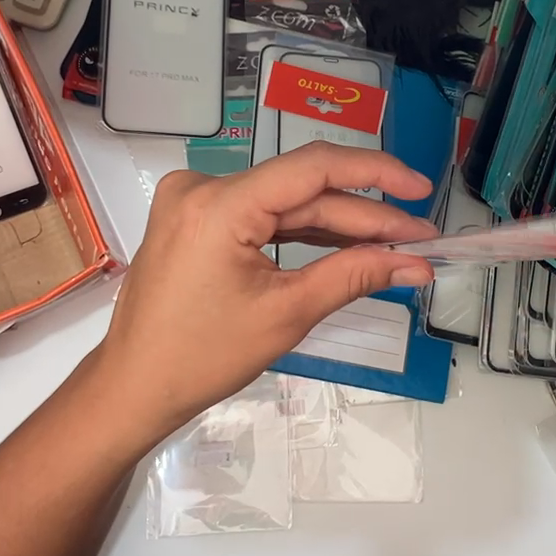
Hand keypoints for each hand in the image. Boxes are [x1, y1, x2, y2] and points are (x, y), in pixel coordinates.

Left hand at [94, 143, 435, 434]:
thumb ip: (354, 275)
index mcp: (219, 204)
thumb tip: (416, 263)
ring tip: (397, 242)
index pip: (313, 169)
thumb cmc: (203, 357)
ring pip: (285, 203)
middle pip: (302, 190)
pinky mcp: (197, 216)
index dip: (376, 173)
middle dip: (364, 215)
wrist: (134, 386)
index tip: (421, 189)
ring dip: (338, 223)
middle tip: (420, 237)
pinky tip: (348, 243)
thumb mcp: (286, 314)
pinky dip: (303, 232)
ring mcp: (196, 199)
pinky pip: (262, 215)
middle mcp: (203, 186)